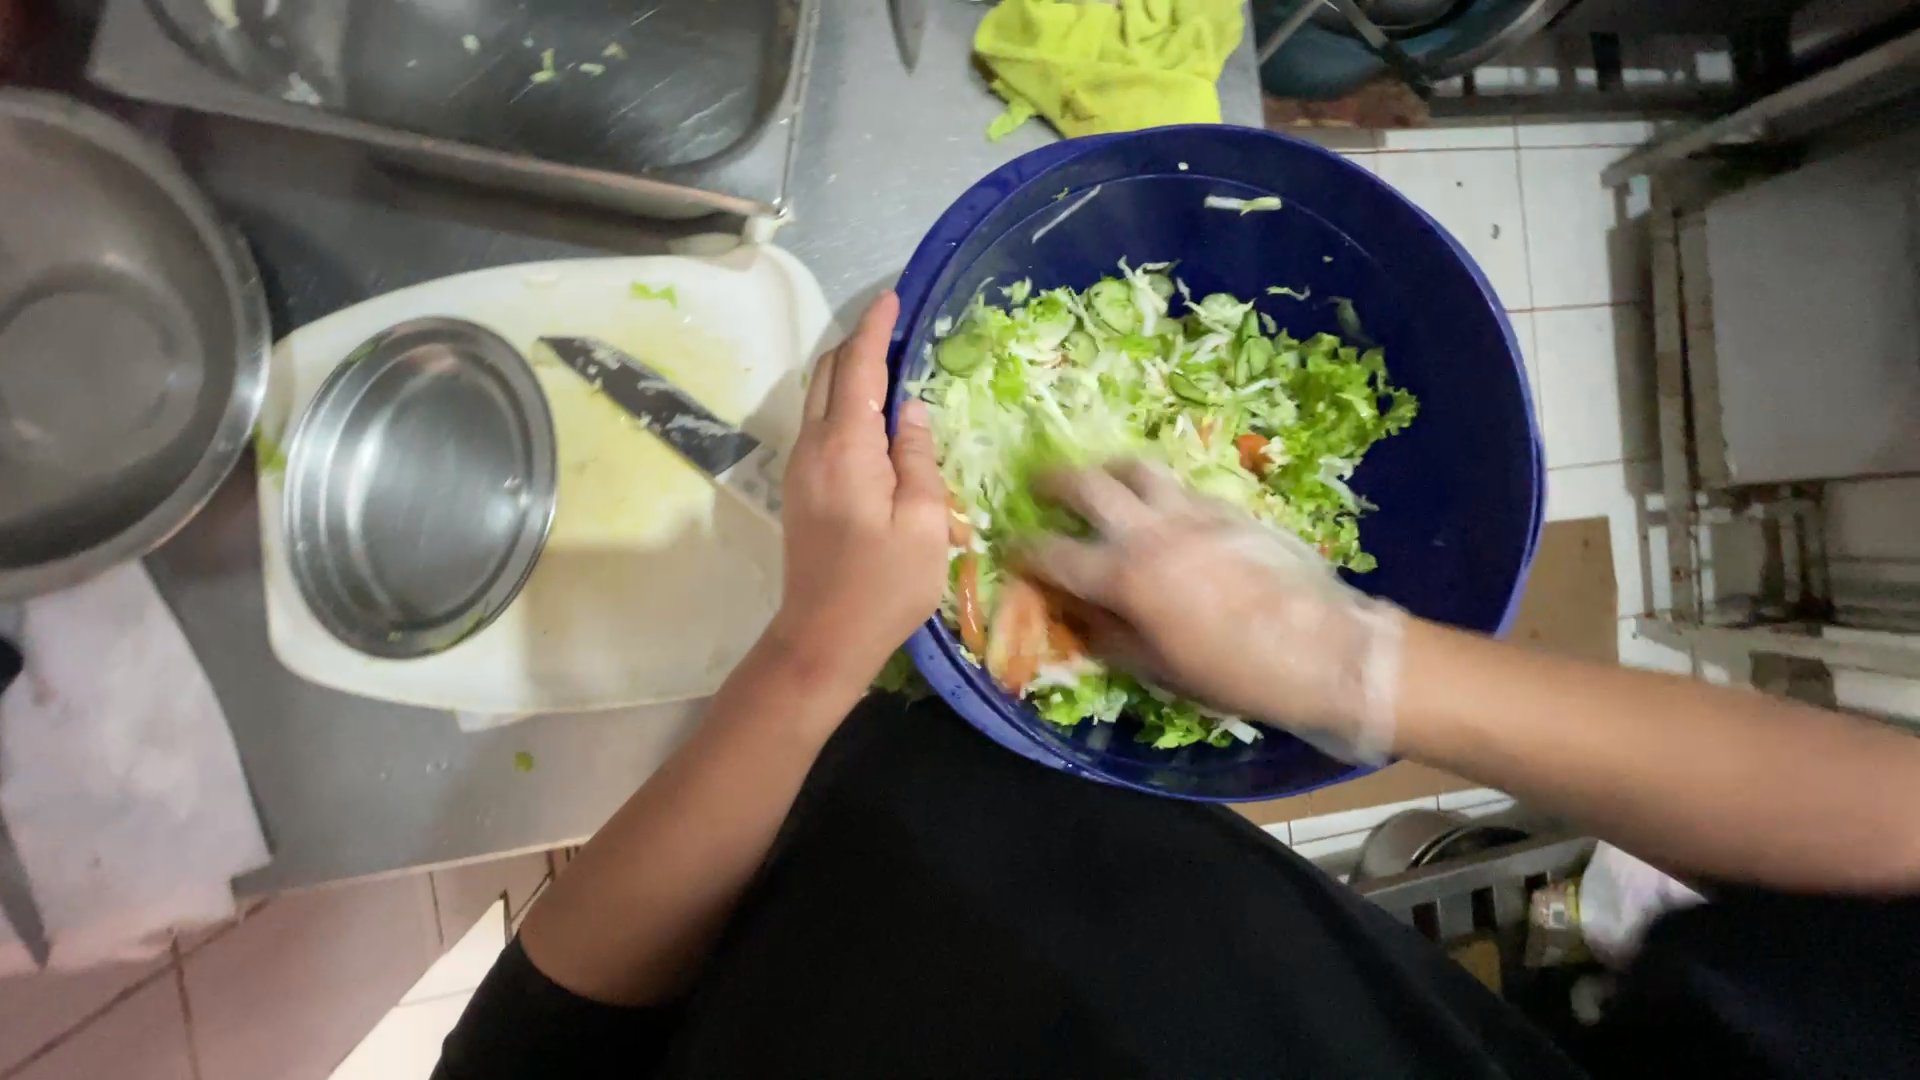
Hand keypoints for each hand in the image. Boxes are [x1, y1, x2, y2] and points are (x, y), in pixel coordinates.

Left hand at [766, 292, 948, 684]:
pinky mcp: (799, 488)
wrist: (823, 638)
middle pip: (827, 373)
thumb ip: (918, 457)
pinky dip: (843, 403)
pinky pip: (819, 425)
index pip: (858, 367)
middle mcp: (813, 447)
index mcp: (846, 448)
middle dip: (858, 343)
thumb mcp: (924, 522)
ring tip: (891, 368)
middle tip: (898, 331)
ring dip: (849, 373)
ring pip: (818, 398)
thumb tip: (910, 408)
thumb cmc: (884, 586)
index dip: (875, 327)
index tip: (893, 297)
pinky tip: (873, 419)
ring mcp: (799, 468)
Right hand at [1018, 462, 1404, 762]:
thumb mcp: (1158, 667)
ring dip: (1107, 470)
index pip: (1054, 553)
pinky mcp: (1227, 507)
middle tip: (1040, 485)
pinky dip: (1155, 488)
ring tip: (1100, 481)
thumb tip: (1075, 612)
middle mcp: (1151, 532)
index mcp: (1126, 578)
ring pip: (1136, 468)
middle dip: (1053, 481)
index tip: (1012, 550)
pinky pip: (1178, 484)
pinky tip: (1160, 507)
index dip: (1024, 550)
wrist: (1324, 651)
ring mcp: (1191, 512)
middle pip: (1088, 485)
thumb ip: (1107, 634)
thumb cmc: (1234, 672)